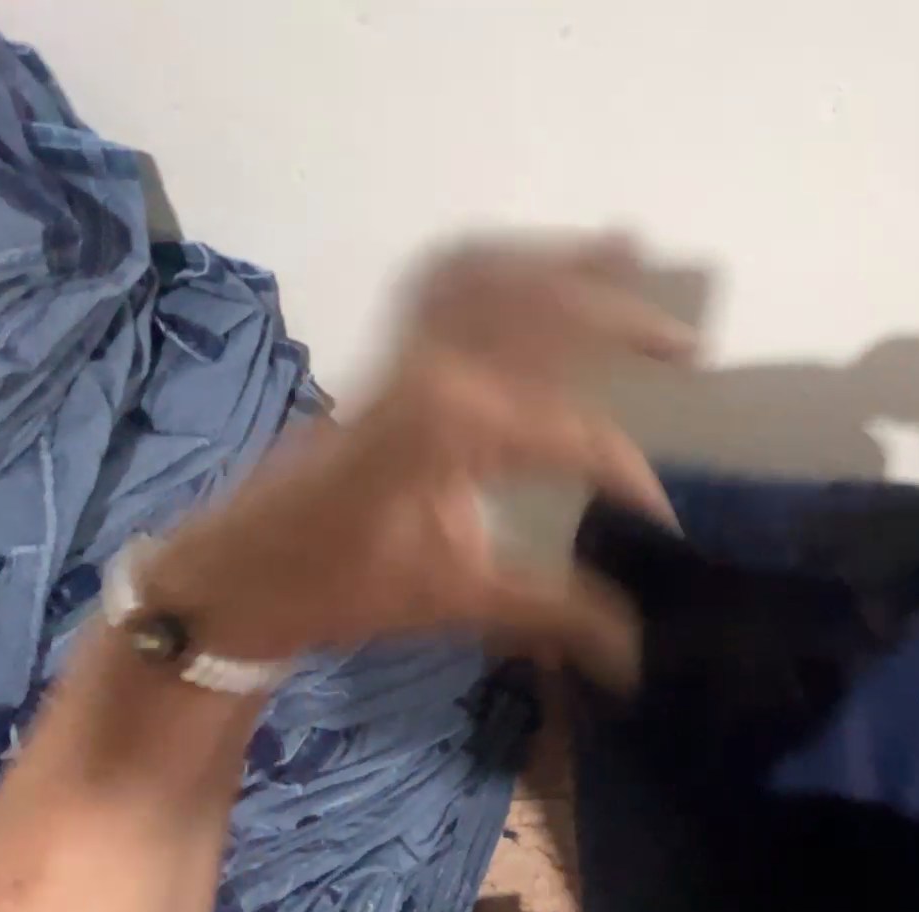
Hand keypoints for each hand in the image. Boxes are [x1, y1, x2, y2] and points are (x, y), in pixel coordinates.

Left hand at [141, 233, 693, 688]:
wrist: (233, 576)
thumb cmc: (339, 588)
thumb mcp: (459, 600)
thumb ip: (556, 610)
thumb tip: (637, 652)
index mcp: (451, 430)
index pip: (572, 434)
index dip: (626, 473)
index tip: (662, 516)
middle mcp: (430, 371)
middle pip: (541, 313)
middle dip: (622, 318)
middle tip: (686, 340)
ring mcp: (400, 353)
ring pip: (490, 275)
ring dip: (560, 261)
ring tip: (625, 252)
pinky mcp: (384, 356)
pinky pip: (443, 282)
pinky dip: (494, 263)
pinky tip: (530, 268)